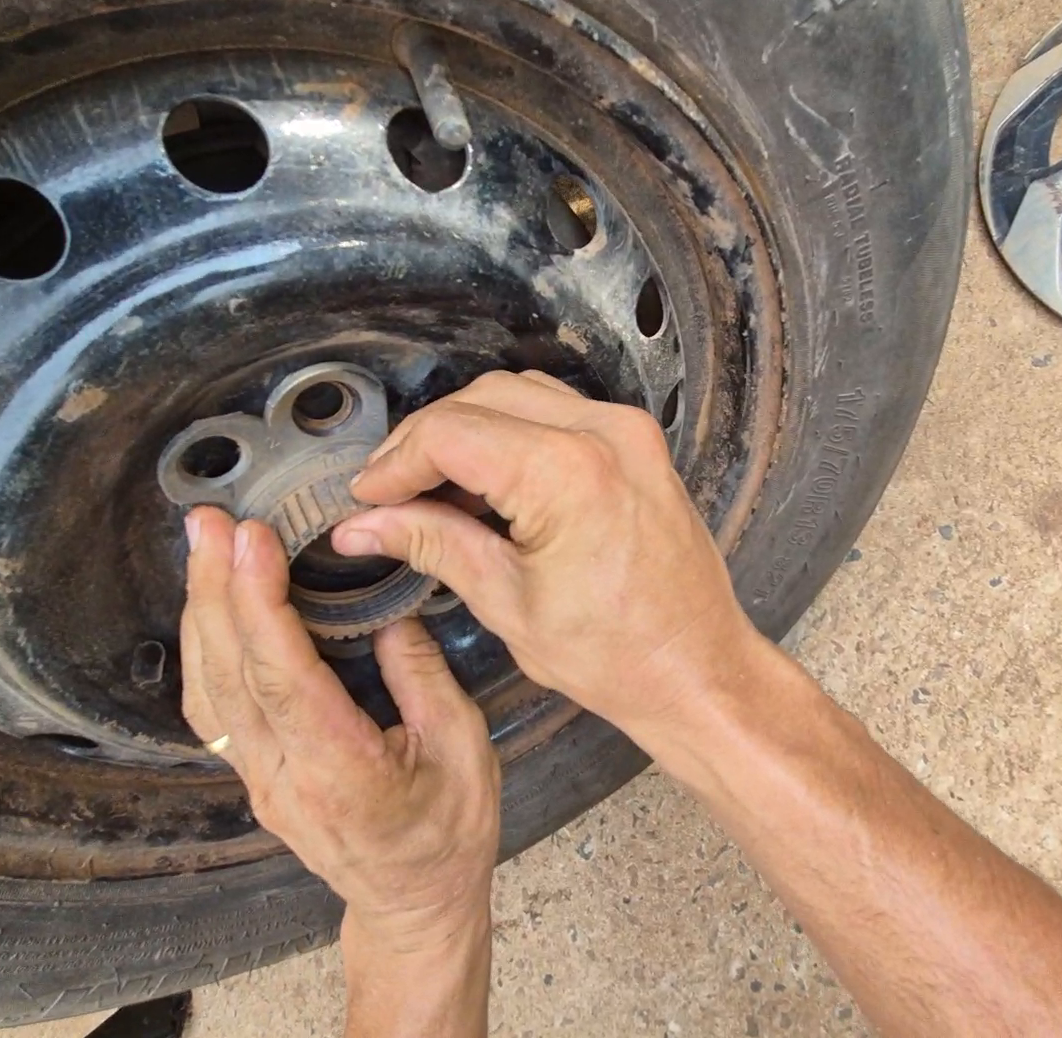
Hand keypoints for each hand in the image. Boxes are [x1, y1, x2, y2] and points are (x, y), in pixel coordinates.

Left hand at [179, 507, 500, 950]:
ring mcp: (260, 779)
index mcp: (342, 767)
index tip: (248, 541)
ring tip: (201, 548)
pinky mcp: (257, 775)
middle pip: (230, 676)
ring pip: (209, 690)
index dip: (258, 604)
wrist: (415, 899)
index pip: (283, 678)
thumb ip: (420, 674)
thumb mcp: (461, 743)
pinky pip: (217, 708)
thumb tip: (385, 612)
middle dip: (214, 589)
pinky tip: (212, 607)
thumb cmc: (450, 825)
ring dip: (201, 612)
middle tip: (206, 521)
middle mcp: (283, 774)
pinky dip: (207, 647)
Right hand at [332, 371, 758, 732]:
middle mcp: (604, 433)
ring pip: (520, 395)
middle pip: (482, 399)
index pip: (450, 433)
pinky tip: (492, 478)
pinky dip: (516, 431)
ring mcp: (630, 432)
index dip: (395, 462)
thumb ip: (433, 544)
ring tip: (436, 487)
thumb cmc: (615, 655)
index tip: (367, 496)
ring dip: (470, 429)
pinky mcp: (641, 444)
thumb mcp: (507, 602)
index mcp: (567, 472)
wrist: (697, 666)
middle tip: (391, 493)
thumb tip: (364, 525)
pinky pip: (560, 411)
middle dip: (426, 441)